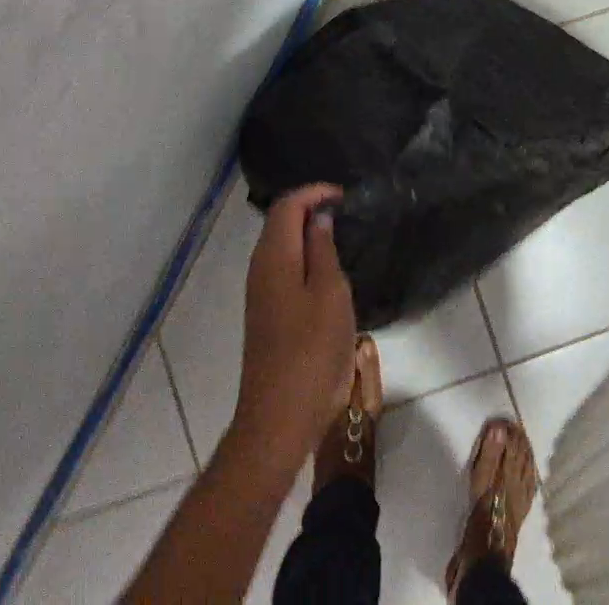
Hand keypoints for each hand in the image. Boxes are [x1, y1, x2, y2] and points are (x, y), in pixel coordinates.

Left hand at [232, 183, 355, 468]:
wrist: (280, 416)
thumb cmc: (312, 352)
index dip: (314, 192)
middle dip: (310, 209)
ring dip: (307, 235)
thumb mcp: (331, 294)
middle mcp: (260, 269)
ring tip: (344, 239)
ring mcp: (260, 295)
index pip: (287, 206)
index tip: (346, 196)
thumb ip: (323, 251)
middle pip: (279, 224)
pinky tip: (329, 274)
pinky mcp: (267, 316)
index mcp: (274, 258)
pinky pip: (284, 271)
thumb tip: (318, 219)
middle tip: (348, 213)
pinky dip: (304, 260)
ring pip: (280, 248)